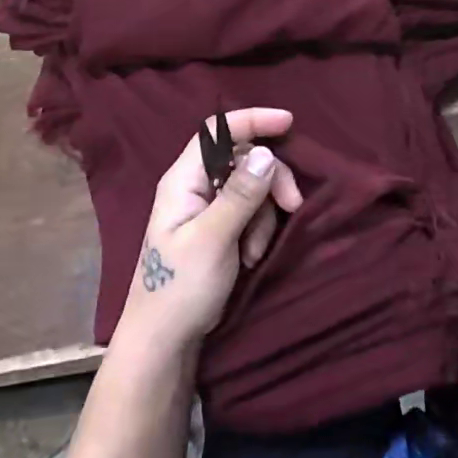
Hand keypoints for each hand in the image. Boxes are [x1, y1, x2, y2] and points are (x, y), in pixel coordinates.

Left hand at [113, 109, 304, 361]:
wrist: (164, 337)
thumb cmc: (181, 285)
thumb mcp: (214, 238)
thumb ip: (240, 194)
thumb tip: (265, 152)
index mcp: (183, 180)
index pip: (217, 132)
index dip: (252, 121)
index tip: (289, 123)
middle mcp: (192, 186)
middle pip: (241, 160)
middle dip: (270, 180)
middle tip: (293, 206)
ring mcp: (204, 209)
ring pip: (249, 189)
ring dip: (263, 215)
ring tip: (254, 252)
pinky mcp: (215, 230)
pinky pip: (246, 214)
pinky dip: (256, 231)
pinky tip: (250, 258)